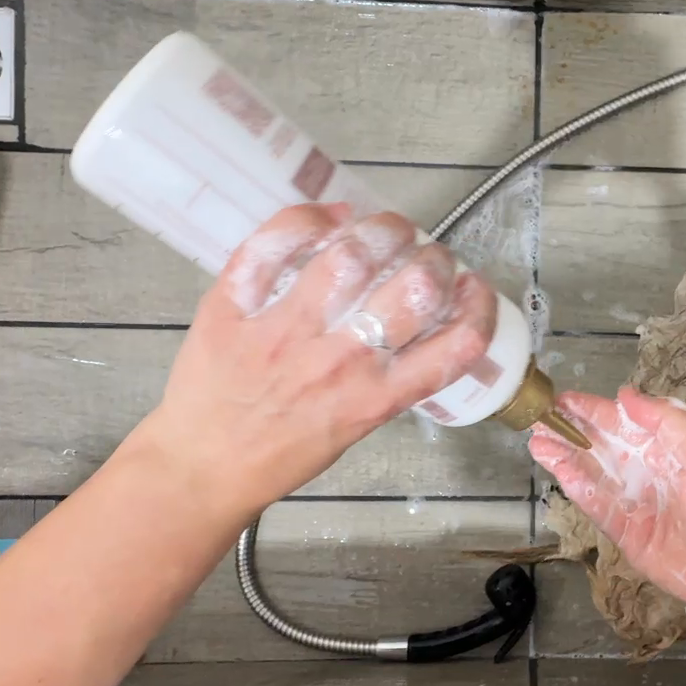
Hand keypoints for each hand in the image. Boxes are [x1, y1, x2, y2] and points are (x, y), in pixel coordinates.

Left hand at [133, 204, 496, 519]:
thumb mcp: (358, 429)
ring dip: (383, 229)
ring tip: (388, 228)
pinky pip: (271, 247)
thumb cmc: (285, 455)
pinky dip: (306, 220)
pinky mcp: (234, 309)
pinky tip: (328, 216)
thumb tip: (415, 322)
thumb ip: (389, 381)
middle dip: (435, 258)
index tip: (475, 288)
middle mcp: (340, 362)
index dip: (480, 306)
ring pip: (350, 257)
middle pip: (413, 289)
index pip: (456, 346)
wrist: (204, 468)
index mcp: (377, 398)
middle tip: (427, 254)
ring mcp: (284, 332)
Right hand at [529, 387, 685, 614]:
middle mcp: (646, 468)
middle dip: (570, 431)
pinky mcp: (623, 530)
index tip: (563, 400)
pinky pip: (595, 503)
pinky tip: (555, 468)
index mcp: (667, 445)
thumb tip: (625, 394)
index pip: (622, 421)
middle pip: (601, 444)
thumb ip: (666, 420)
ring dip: (564, 456)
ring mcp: (633, 499)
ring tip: (536, 441)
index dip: (592, 410)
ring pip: (591, 472)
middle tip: (538, 418)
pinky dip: (575, 486)